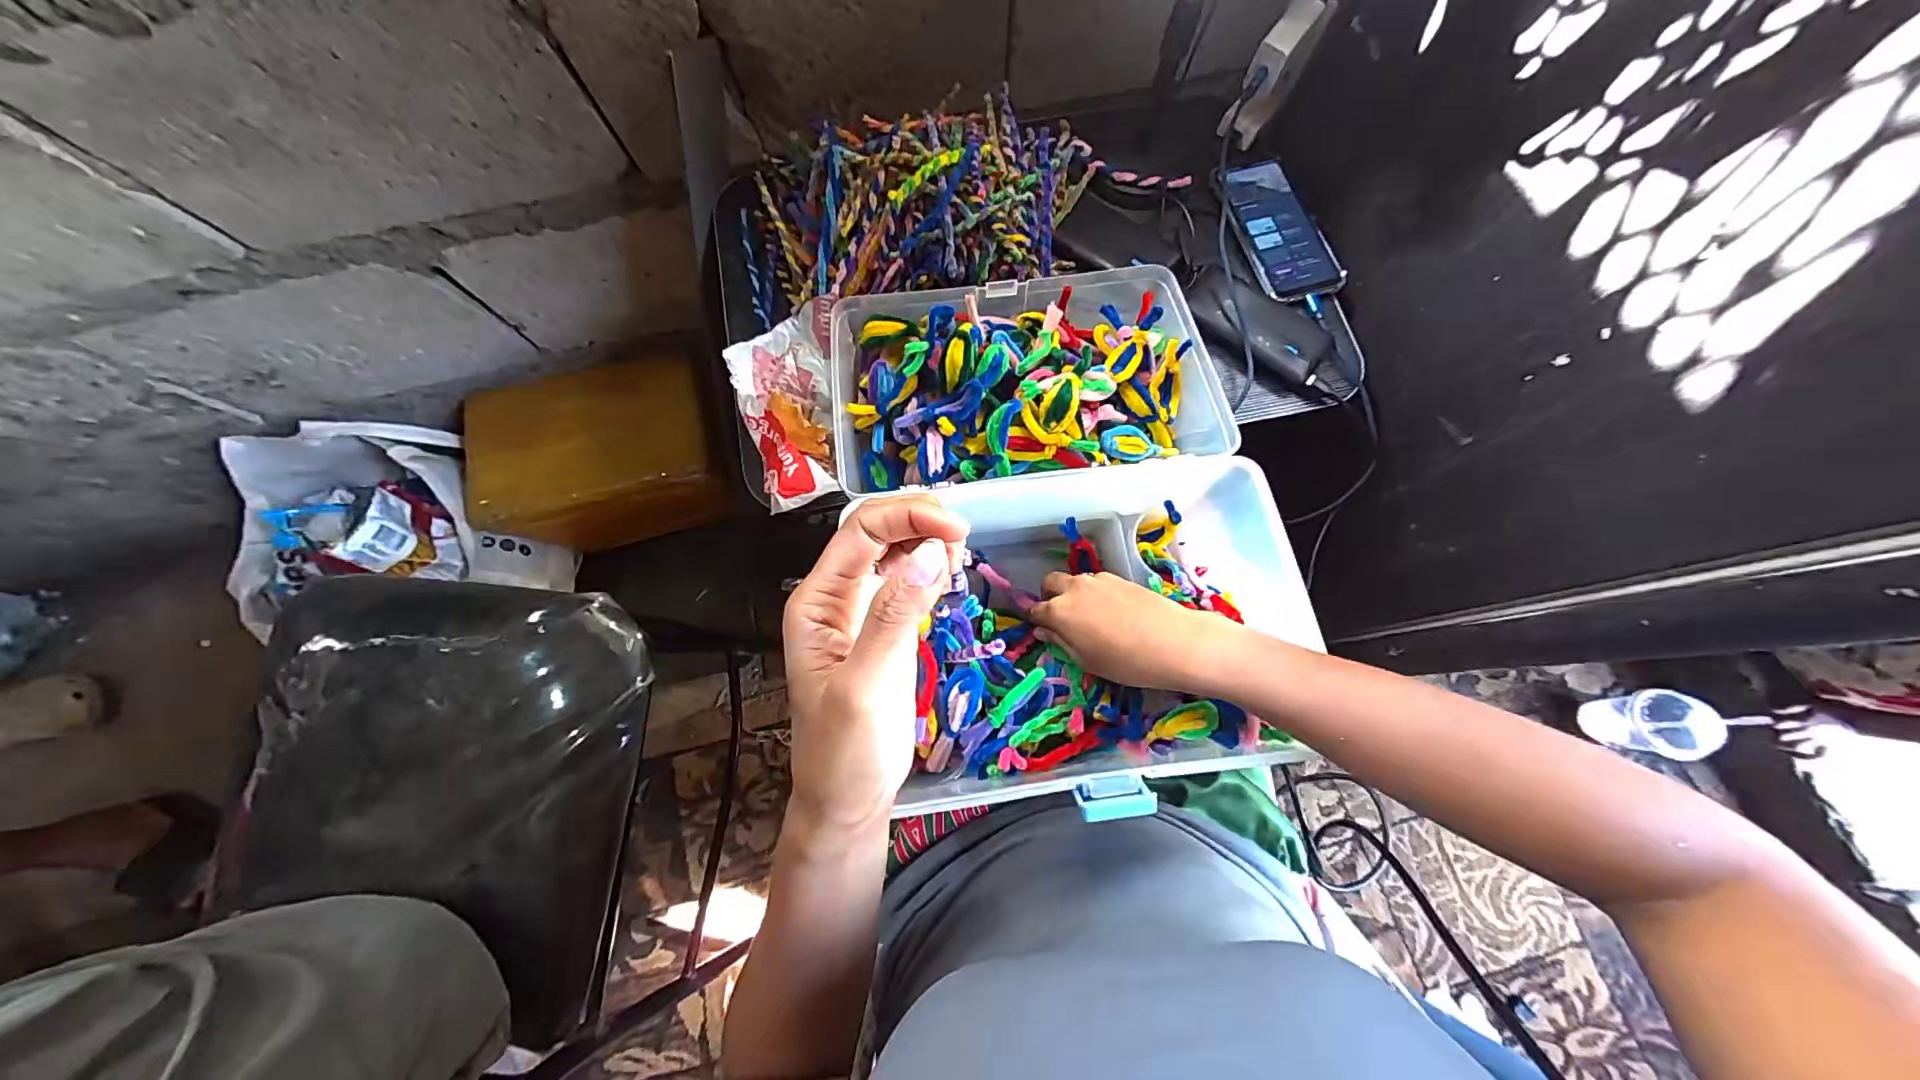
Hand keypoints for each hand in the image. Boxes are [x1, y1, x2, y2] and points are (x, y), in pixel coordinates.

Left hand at [783, 495, 967, 833]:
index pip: (859, 532)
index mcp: (817, 601)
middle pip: (876, 531)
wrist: (848, 799)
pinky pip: (909, 580)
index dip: (907, 516)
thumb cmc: (844, 751)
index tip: (955, 527)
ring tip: (958, 557)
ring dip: (928, 540)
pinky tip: (949, 573)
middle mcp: (836, 596)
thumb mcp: (866, 685)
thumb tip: (929, 553)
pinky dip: (932, 567)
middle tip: (962, 538)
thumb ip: (894, 617)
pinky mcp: (886, 627)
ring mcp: (862, 610)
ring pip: (895, 550)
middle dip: (919, 521)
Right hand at [1026, 572, 1246, 693]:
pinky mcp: (1120, 577)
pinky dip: (1093, 593)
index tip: (1040, 629)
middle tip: (1061, 618)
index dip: (1034, 620)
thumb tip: (1045, 631)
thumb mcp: (1087, 661)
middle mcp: (1075, 588)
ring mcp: (1099, 579)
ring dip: (1073, 594)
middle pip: (1050, 582)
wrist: (1175, 642)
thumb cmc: (1126, 661)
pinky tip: (1111, 613)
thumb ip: (1061, 642)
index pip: (1035, 609)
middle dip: (1049, 596)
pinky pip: (1096, 582)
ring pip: (1075, 580)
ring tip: (1090, 618)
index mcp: (1059, 611)